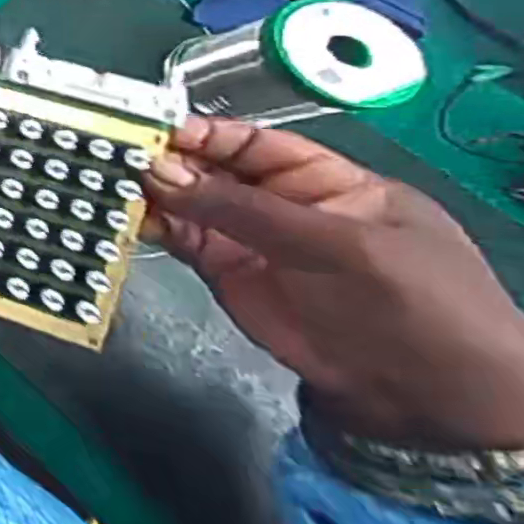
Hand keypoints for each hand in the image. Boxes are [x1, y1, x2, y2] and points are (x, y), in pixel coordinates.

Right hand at [144, 116, 523, 448]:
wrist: (414, 391)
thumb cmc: (407, 303)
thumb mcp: (336, 246)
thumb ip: (241, 209)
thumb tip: (158, 173)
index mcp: (323, 181)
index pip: (253, 144)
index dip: (204, 134)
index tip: (152, 132)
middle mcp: (275, 202)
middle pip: (208, 170)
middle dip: (164, 164)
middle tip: (117, 161)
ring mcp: (243, 235)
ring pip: (183, 202)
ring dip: (147, 194)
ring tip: (109, 187)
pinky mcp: (216, 265)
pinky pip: (173, 236)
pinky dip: (145, 226)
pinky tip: (122, 218)